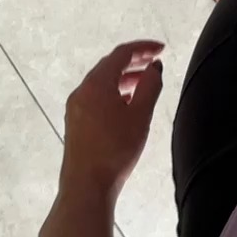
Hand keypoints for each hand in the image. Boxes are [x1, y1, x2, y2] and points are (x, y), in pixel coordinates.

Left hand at [59, 40, 164, 203]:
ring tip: (145, 82)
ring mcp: (75, 108)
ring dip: (124, 77)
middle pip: (109, 65)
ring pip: (102, 82)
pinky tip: (127, 103)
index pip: (121, 54)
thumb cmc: (115, 149)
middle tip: (154, 61)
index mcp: (96, 84)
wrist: (86, 189)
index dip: (143, 48)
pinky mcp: (75, 123)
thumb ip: (150, 84)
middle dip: (133, 60)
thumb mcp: (140, 114)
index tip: (161, 49)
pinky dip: (113, 91)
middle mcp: (82, 92)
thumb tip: (155, 66)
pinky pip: (96, 96)